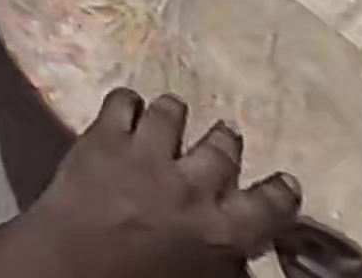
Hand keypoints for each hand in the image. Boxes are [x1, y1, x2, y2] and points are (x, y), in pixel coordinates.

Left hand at [5, 90, 300, 277]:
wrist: (75, 265)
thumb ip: (221, 260)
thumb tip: (234, 255)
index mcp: (220, 232)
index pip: (267, 208)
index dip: (279, 193)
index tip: (285, 180)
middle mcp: (189, 185)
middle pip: (219, 149)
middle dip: (225, 139)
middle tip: (226, 132)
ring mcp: (145, 154)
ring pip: (170, 113)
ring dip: (174, 111)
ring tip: (173, 108)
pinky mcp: (105, 135)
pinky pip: (122, 101)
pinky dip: (127, 100)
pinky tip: (127, 102)